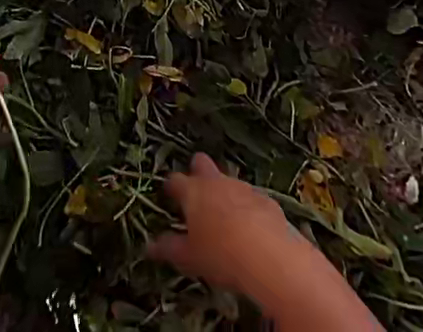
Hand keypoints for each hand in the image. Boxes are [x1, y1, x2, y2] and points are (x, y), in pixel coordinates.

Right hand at [148, 154, 379, 328]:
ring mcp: (243, 188)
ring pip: (230, 181)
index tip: (170, 197)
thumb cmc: (221, 255)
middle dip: (198, 171)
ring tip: (228, 217)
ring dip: (227, 192)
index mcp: (192, 191)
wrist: (273, 260)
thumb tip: (149, 248)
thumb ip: (169, 248)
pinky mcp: (269, 201)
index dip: (170, 188)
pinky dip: (251, 208)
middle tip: (198, 192)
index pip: (174, 180)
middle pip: (202, 164)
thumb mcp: (189, 258)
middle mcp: (215, 182)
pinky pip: (254, 199)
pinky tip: (254, 228)